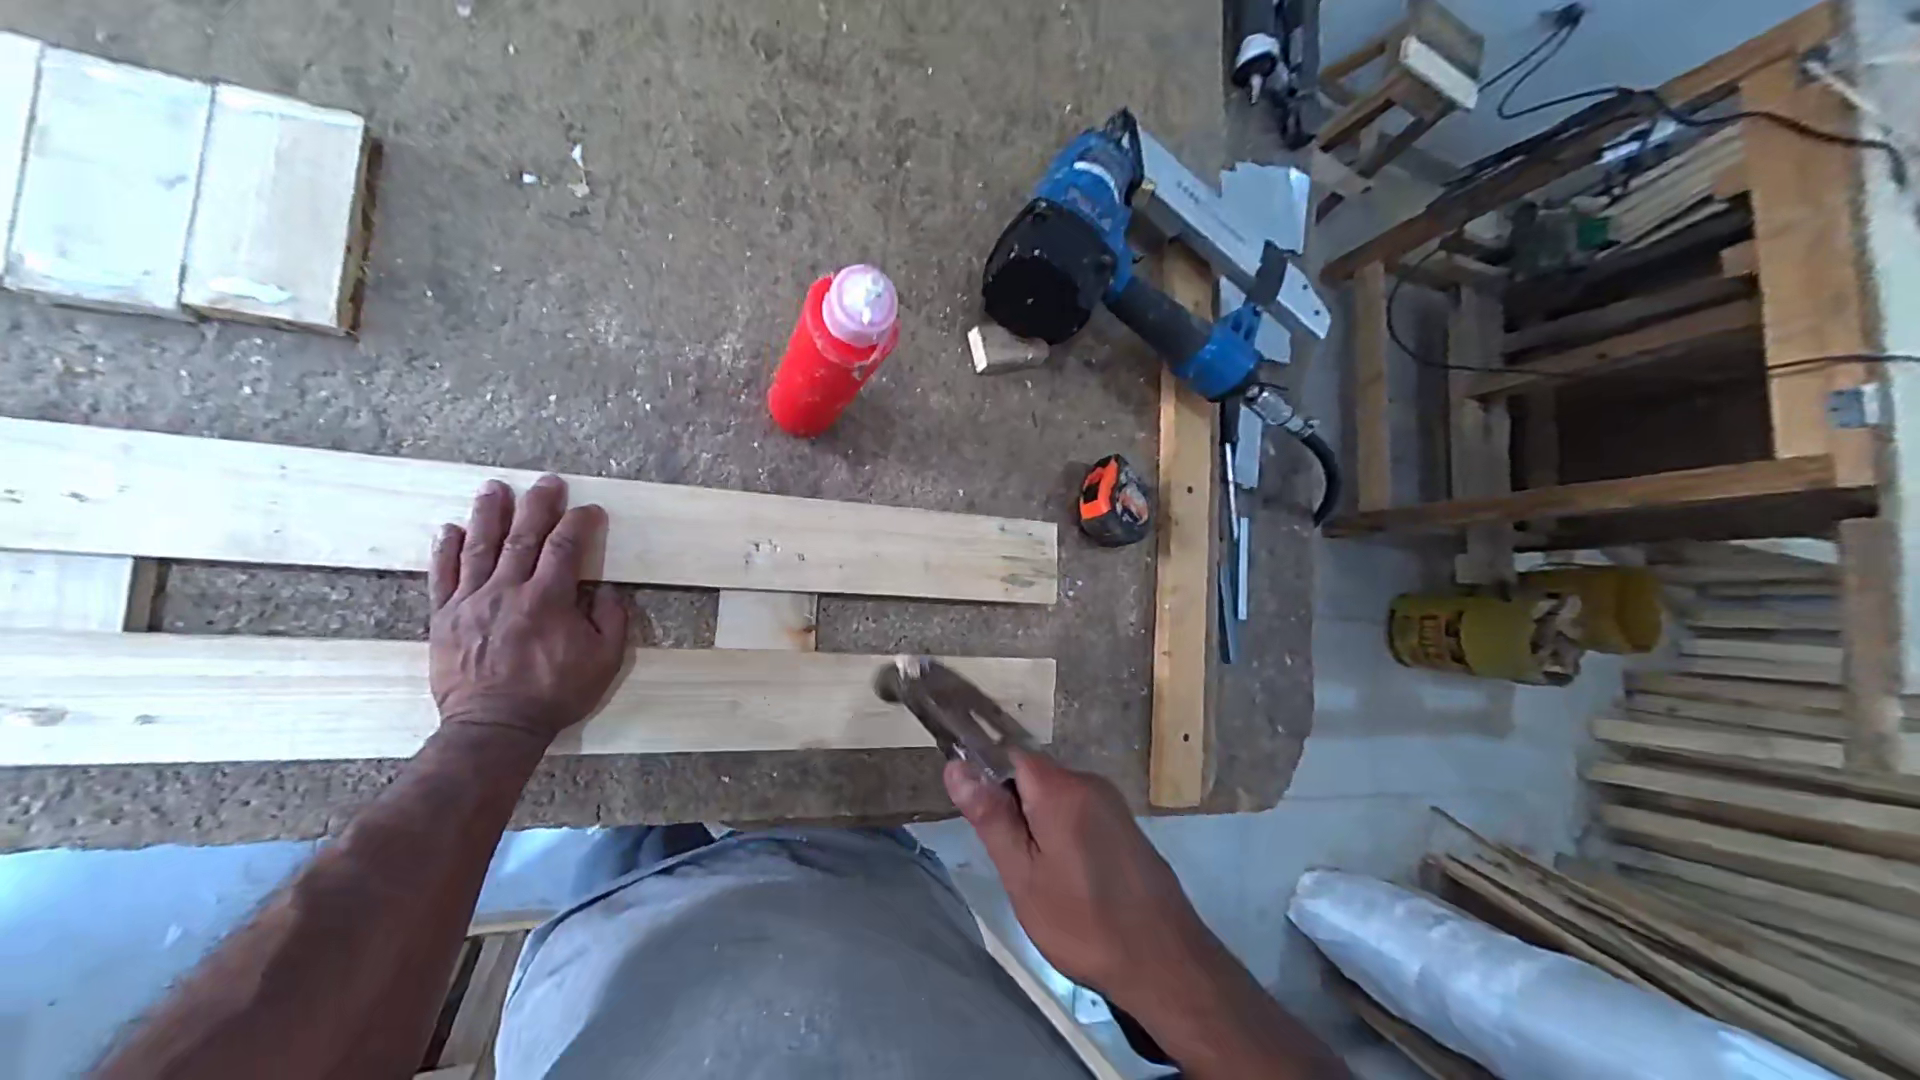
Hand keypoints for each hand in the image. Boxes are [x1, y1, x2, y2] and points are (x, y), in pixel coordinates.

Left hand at [428, 475, 629, 742]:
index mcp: (548, 599)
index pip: (566, 547)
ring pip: (480, 547)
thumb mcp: (604, 660)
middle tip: (546, 482)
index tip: (590, 510)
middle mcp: (508, 591)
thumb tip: (609, 590)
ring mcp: (471, 602)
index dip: (580, 524)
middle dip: (538, 505)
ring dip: (489, 514)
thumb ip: (612, 620)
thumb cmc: (555, 693)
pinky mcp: (444, 618)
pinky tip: (450, 528)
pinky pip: (443, 576)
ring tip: (494, 488)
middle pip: (523, 537)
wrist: (493, 727)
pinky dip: (446, 550)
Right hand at [944, 751, 1215, 1007]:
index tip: (986, 824)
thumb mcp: (1023, 875)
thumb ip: (991, 817)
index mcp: (1060, 787)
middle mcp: (1089, 782)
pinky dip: (1063, 834)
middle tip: (1016, 863)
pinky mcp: (1124, 824)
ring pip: (1055, 797)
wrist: (1164, 962)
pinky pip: (1079, 812)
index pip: (1008, 756)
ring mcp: (1111, 802)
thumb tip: (955, 766)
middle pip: (1033, 777)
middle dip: (1016, 811)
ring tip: (1043, 877)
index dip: (988, 781)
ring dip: (1039, 826)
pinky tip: (1070, 878)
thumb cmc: (1083, 921)